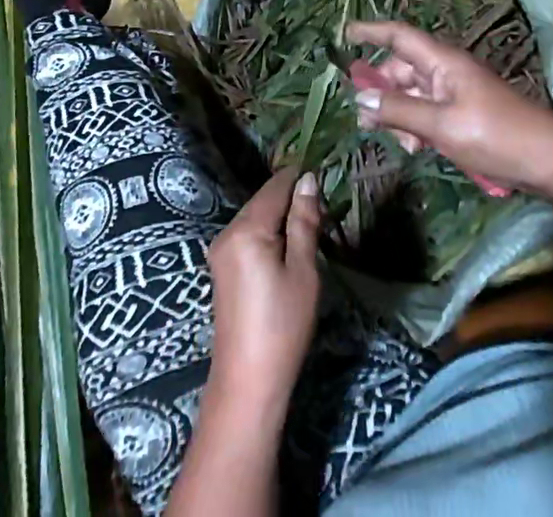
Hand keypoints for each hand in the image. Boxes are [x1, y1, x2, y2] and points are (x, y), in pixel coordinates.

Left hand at [207, 165, 320, 402]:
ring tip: (317, 222)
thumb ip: (304, 221)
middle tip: (328, 203)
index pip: (276, 186)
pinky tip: (294, 242)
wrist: (248, 379)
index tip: (330, 173)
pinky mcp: (224, 268)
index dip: (302, 176)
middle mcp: (227, 234)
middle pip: (264, 199)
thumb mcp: (303, 268)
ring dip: (285, 214)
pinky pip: (251, 234)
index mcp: (246, 230)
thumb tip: (309, 180)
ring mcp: (222, 252)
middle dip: (294, 196)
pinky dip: (273, 231)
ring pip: (258, 216)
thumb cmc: (283, 322)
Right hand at [343, 21, 552, 191]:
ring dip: (399, 115)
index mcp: (444, 62)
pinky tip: (417, 148)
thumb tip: (360, 97)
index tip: (342, 34)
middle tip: (365, 121)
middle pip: (402, 69)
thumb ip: (400, 110)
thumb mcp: (442, 125)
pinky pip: (428, 112)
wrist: (546, 159)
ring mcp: (457, 93)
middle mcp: (448, 71)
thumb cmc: (495, 136)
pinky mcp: (463, 114)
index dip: (371, 32)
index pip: (400, 36)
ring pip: (413, 94)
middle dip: (382, 91)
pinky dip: (417, 126)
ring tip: (403, 144)